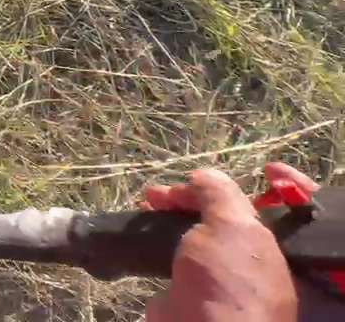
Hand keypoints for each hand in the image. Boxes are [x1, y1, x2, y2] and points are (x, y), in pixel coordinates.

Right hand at [142, 163, 313, 321]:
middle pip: (243, 214)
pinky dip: (168, 228)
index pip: (303, 215)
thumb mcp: (234, 229)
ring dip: (178, 206)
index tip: (269, 169)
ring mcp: (236, 272)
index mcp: (290, 253)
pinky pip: (189, 244)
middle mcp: (270, 262)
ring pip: (209, 227)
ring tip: (149, 202)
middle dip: (204, 193)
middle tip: (170, 192)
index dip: (293, 188)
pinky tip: (148, 222)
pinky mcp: (203, 281)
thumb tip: (206, 176)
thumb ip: (223, 194)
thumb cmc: (232, 281)